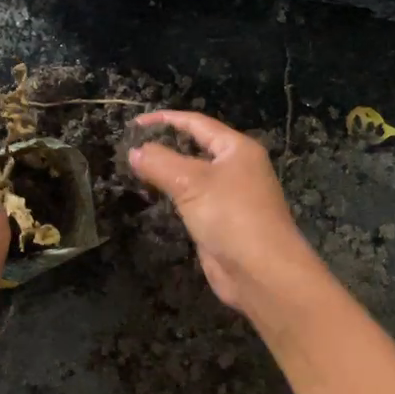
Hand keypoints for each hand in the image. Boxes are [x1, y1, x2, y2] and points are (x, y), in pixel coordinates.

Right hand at [126, 111, 325, 317]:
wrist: (263, 274)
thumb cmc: (231, 216)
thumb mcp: (191, 182)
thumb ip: (160, 162)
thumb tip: (134, 150)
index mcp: (237, 149)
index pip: (197, 123)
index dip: (165, 119)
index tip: (135, 123)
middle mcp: (237, 168)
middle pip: (196, 148)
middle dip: (165, 145)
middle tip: (132, 147)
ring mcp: (231, 197)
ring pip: (193, 176)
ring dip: (167, 172)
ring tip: (135, 169)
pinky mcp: (222, 222)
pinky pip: (194, 201)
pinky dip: (174, 196)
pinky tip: (154, 198)